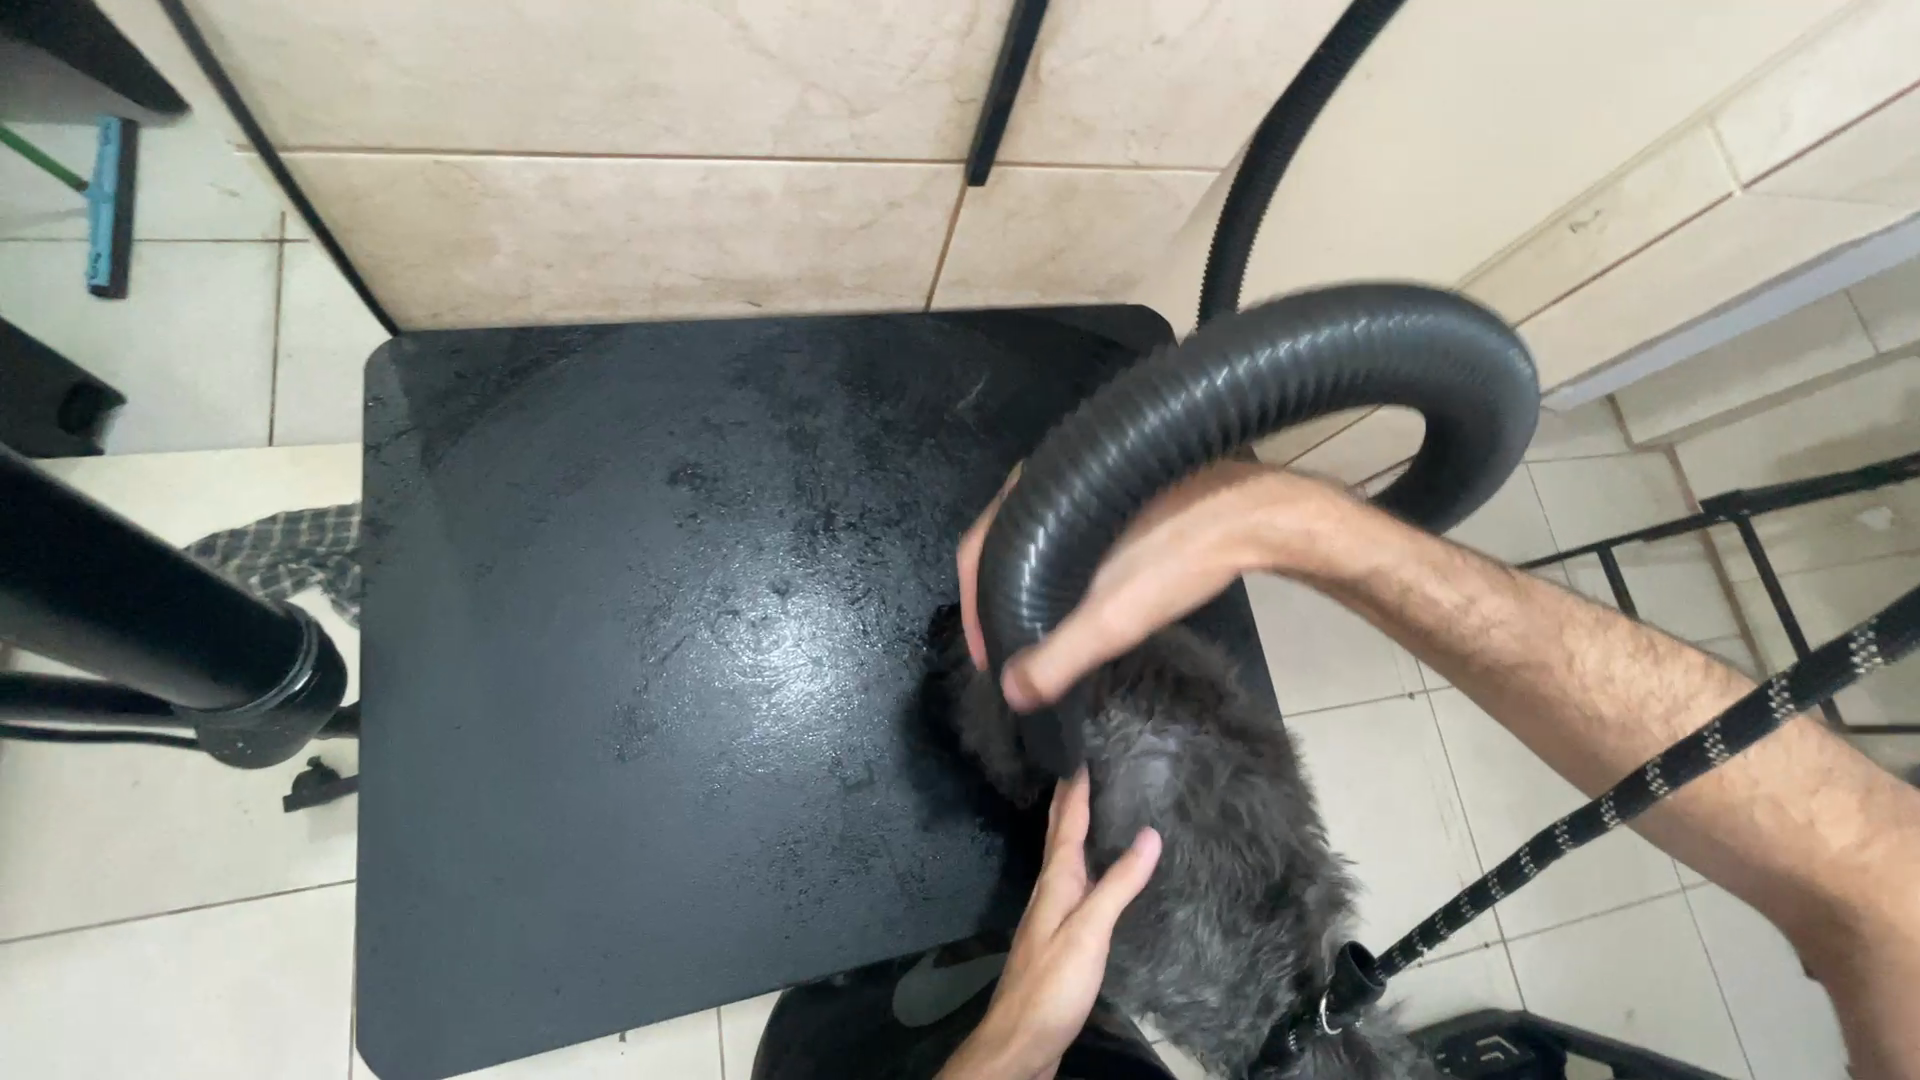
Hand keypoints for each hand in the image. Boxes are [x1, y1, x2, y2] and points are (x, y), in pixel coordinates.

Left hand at [939, 769, 1161, 1079]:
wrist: (1020, 1038)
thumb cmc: (1053, 981)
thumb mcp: (1090, 930)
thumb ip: (1118, 884)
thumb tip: (1149, 834)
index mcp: (1056, 879)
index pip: (1066, 821)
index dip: (1075, 787)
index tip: (1080, 752)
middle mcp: (1050, 887)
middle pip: (1060, 833)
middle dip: (1069, 800)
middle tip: (1082, 768)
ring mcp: (1052, 912)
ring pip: (1065, 857)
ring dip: (1075, 828)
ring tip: (1091, 807)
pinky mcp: (1060, 935)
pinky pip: (1074, 883)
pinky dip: (1085, 863)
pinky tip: (1096, 872)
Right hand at [958, 459, 1341, 709]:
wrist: (1255, 514)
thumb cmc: (1177, 557)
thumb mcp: (1115, 618)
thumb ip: (1059, 658)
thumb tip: (1012, 692)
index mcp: (1032, 494)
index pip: (974, 553)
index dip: (971, 610)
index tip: (986, 656)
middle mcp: (1045, 473)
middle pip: (995, 542)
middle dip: (992, 596)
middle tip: (1004, 645)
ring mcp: (1076, 473)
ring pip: (1028, 535)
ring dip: (1022, 579)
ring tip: (1030, 626)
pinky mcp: (1104, 481)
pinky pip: (1058, 528)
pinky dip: (1052, 563)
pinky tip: (1067, 591)